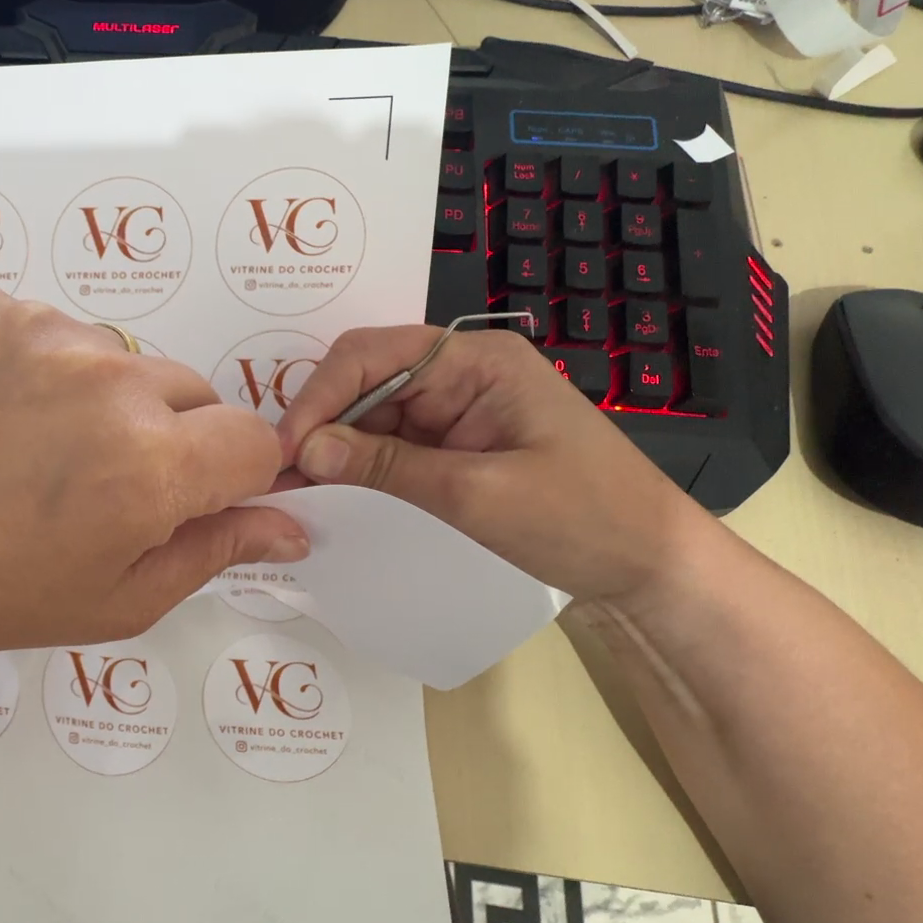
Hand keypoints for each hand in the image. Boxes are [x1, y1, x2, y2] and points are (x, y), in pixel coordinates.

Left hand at [0, 289, 307, 675]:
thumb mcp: (117, 599)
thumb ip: (215, 551)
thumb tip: (291, 525)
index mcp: (151, 463)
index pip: (254, 441)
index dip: (229, 476)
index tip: (190, 497)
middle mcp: (106, 381)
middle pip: (190, 393)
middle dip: (166, 438)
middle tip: (93, 487)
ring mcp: (39, 333)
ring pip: (119, 359)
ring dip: (101, 399)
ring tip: (34, 453)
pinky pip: (52, 330)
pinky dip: (41, 369)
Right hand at [274, 326, 713, 602]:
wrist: (647, 568)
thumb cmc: (583, 518)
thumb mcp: (478, 493)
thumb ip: (388, 467)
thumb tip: (305, 451)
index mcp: (475, 361)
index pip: (371, 354)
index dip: (319, 396)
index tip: (284, 451)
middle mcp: (456, 375)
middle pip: (360, 381)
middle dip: (315, 424)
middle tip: (275, 477)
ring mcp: (449, 412)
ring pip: (363, 416)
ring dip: (326, 450)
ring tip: (290, 491)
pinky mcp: (445, 446)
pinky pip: (381, 446)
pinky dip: (350, 468)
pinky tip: (324, 493)